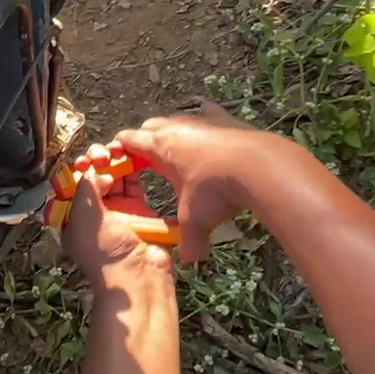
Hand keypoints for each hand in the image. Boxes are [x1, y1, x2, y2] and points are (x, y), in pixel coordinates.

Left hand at [63, 144, 174, 291]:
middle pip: (91, 178)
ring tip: (116, 151)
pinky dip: (132, 168)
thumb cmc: (104, 250)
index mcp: (72, 218)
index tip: (83, 162)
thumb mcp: (84, 215)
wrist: (138, 276)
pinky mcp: (139, 210)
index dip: (75, 170)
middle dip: (94, 162)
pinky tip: (132, 155)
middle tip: (101, 156)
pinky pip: (133, 183)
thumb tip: (94, 170)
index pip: (70, 186)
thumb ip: (85, 186)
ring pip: (113, 177)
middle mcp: (94, 214)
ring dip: (113, 161)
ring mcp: (117, 211)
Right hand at [108, 103, 264, 261]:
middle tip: (146, 159)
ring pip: (177, 119)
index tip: (116, 157)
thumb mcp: (195, 220)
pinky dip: (204, 117)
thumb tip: (191, 261)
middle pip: (150, 126)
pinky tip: (207, 120)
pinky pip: (208, 112)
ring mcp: (201, 121)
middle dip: (144, 140)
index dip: (119, 148)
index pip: (128, 140)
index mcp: (159, 147)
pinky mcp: (224, 119)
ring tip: (175, 148)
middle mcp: (175, 128)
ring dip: (172, 131)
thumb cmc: (216, 191)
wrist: (258, 166)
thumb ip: (189, 241)